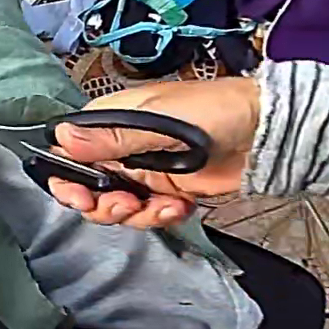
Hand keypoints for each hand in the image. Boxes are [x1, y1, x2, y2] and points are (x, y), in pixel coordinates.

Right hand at [47, 76, 261, 228]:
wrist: (265, 133)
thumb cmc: (215, 112)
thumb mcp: (160, 121)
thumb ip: (112, 136)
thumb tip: (62, 138)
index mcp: (111, 122)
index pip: (69, 152)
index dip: (68, 178)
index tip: (80, 196)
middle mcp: (120, 148)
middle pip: (87, 187)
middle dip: (100, 204)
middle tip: (122, 206)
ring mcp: (141, 171)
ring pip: (114, 205)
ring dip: (133, 214)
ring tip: (159, 206)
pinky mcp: (163, 190)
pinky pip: (146, 213)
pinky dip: (159, 216)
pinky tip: (179, 206)